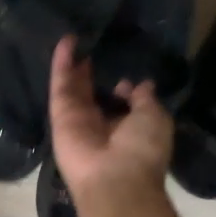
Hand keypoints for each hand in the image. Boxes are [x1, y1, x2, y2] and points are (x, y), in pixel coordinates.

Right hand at [48, 36, 171, 197]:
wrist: (115, 178)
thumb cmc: (142, 149)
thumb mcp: (155, 118)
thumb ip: (145, 100)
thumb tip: (141, 84)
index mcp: (126, 131)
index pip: (121, 107)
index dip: (124, 92)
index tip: (125, 81)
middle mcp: (101, 126)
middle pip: (92, 96)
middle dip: (90, 75)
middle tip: (89, 50)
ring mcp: (78, 121)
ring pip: (73, 88)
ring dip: (72, 64)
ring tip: (73, 38)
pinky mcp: (60, 116)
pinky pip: (60, 87)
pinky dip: (61, 65)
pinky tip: (66, 41)